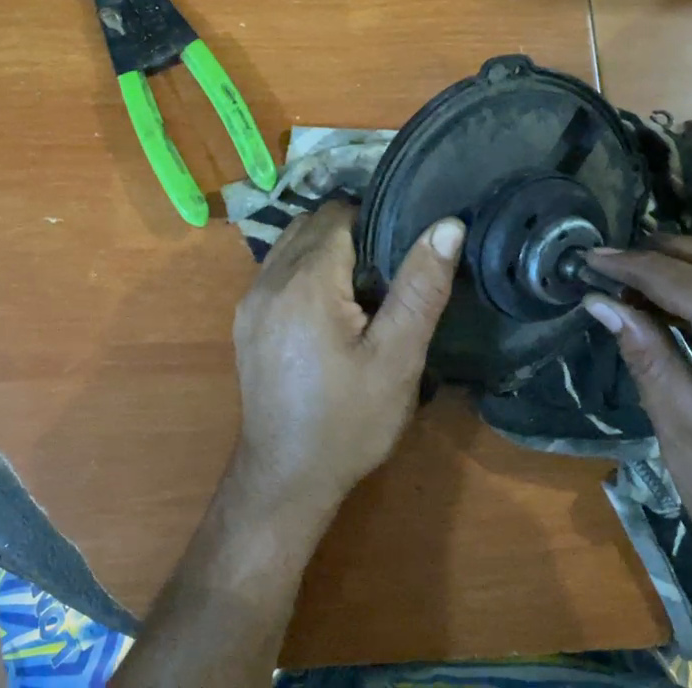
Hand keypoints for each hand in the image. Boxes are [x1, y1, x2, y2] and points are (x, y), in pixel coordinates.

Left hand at [228, 201, 464, 523]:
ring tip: (362, 288)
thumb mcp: (398, 358)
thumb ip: (420, 287)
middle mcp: (269, 280)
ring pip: (290, 244)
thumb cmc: (349, 420)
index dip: (375, 220)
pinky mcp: (244, 321)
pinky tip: (328, 309)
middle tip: (389, 269)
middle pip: (311, 224)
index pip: (339, 214)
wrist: (287, 477)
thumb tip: (447, 225)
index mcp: (306, 281)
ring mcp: (250, 301)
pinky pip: (275, 271)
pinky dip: (302, 271)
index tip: (403, 246)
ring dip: (324, 250)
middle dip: (350, 232)